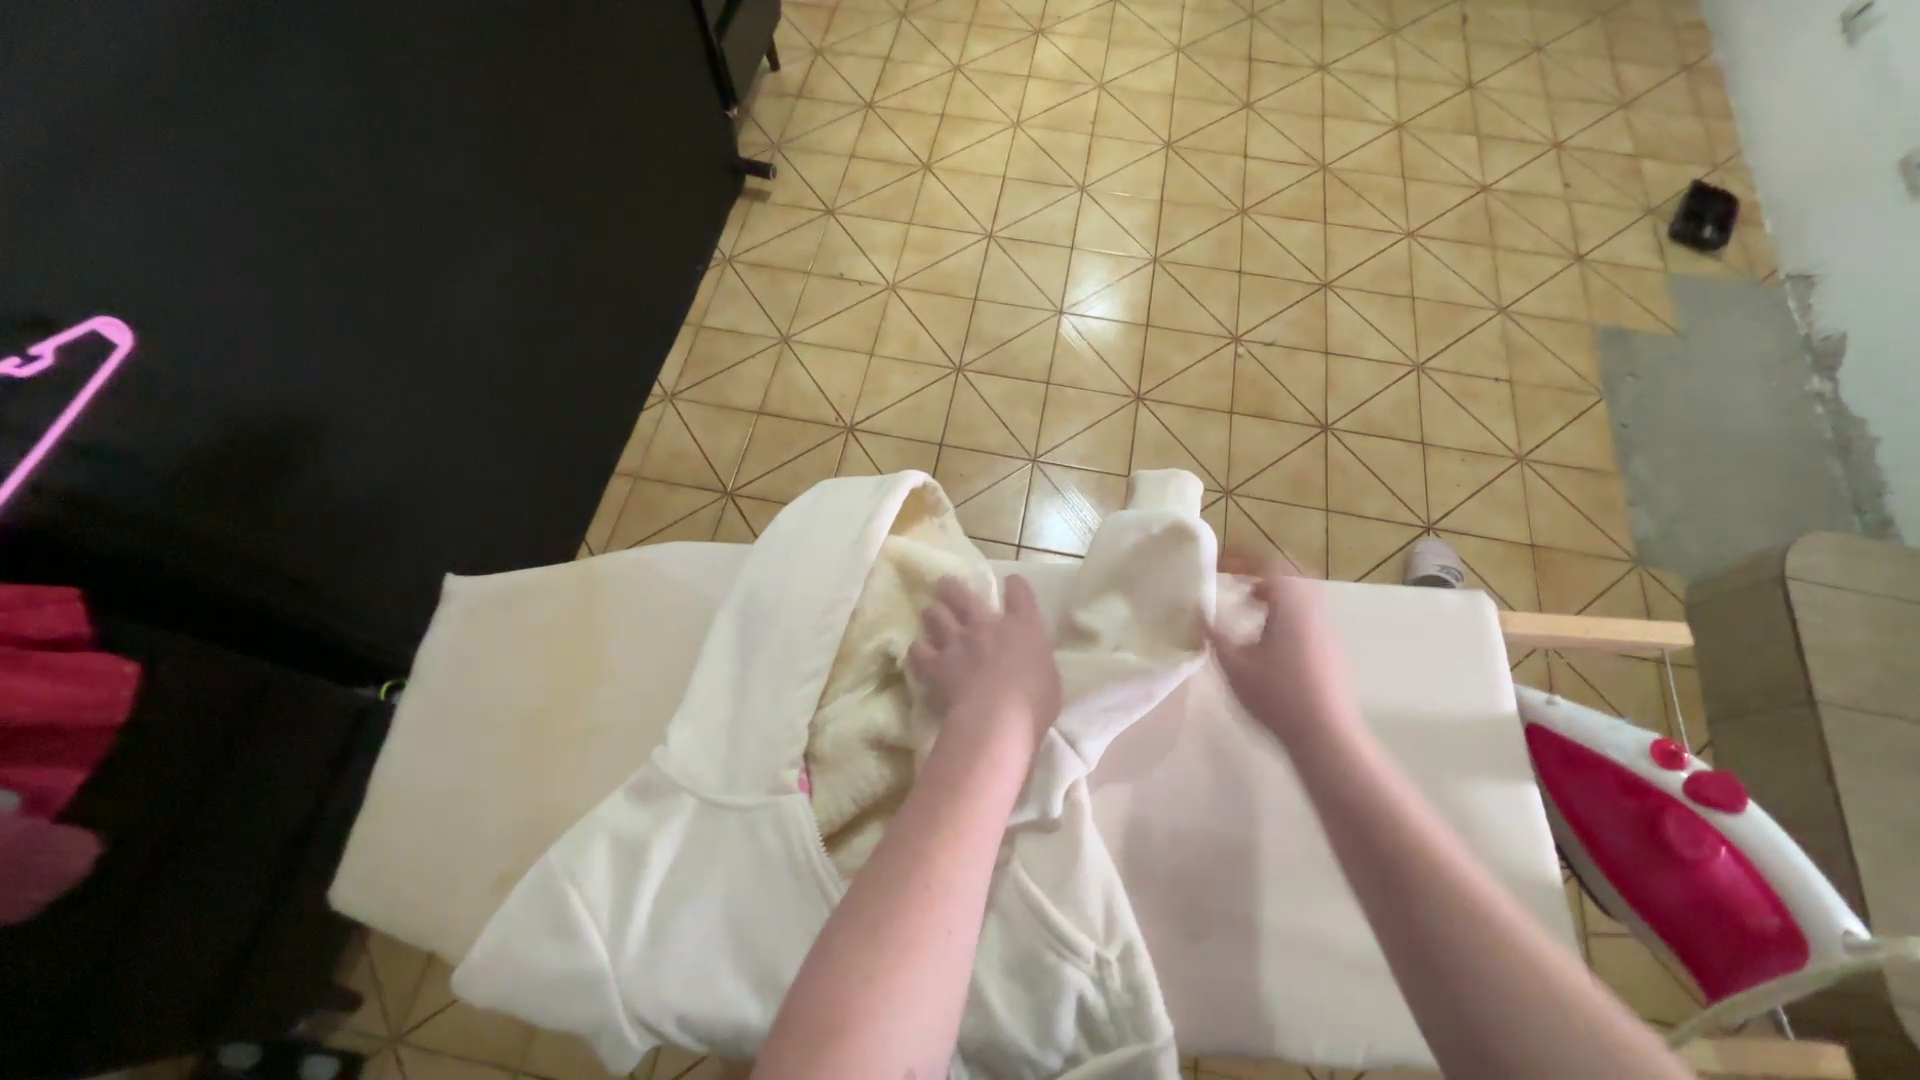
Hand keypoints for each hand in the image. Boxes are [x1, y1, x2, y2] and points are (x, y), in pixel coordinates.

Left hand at [908, 576, 1061, 742]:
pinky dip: (919, 651)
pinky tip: (920, 655)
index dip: (1015, 585)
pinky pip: (918, 650)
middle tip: (945, 585)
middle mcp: (986, 625)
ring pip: (935, 615)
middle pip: (963, 595)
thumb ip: (1036, 663)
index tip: (1012, 583)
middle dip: (952, 588)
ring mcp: (957, 641)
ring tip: (929, 616)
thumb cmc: (1035, 702)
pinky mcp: (935, 664)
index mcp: (1022, 627)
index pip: (1020, 593)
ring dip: (933, 615)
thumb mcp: (1049, 678)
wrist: (998, 718)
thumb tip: (1029, 664)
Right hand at [1204, 549, 1362, 748]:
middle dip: (1258, 568)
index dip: (1241, 555)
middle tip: (1233, 576)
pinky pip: (1307, 609)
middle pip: (1289, 570)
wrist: (1326, 734)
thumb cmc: (1276, 696)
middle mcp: (1313, 606)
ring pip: (1301, 590)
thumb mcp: (1233, 664)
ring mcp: (1327, 626)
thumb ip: (1213, 633)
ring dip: (1272, 589)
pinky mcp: (1332, 645)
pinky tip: (1266, 634)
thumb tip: (1197, 610)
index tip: (1217, 561)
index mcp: (1290, 603)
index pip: (1268, 560)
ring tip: (1246, 604)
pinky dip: (1284, 607)